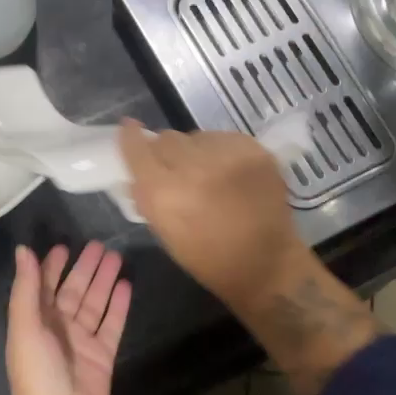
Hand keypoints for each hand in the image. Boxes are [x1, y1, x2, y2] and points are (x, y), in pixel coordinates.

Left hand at [6, 242, 131, 394]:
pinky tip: (127, 286)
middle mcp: (57, 329)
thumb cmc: (36, 374)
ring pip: (94, 304)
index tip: (65, 246)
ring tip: (118, 258)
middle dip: (85, 269)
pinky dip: (118, 306)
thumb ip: (26, 289)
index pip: (44, 287)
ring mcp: (82, 342)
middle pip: (73, 291)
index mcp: (34, 322)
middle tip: (101, 245)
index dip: (52, 267)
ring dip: (104, 282)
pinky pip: (111, 325)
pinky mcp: (103, 356)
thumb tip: (24, 250)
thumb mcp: (25, 328)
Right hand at [120, 120, 375, 394]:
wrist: (265, 264)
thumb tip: (135, 175)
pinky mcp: (253, 149)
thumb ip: (147, 199)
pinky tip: (231, 176)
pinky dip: (222, 153)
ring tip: (209, 176)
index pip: (138, 148)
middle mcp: (192, 166)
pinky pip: (225, 139)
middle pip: (167, 139)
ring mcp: (226, 154)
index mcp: (163, 192)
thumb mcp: (166, 234)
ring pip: (197, 137)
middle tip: (177, 171)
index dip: (131, 138)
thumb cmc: (209, 259)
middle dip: (166, 153)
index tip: (130, 130)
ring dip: (196, 152)